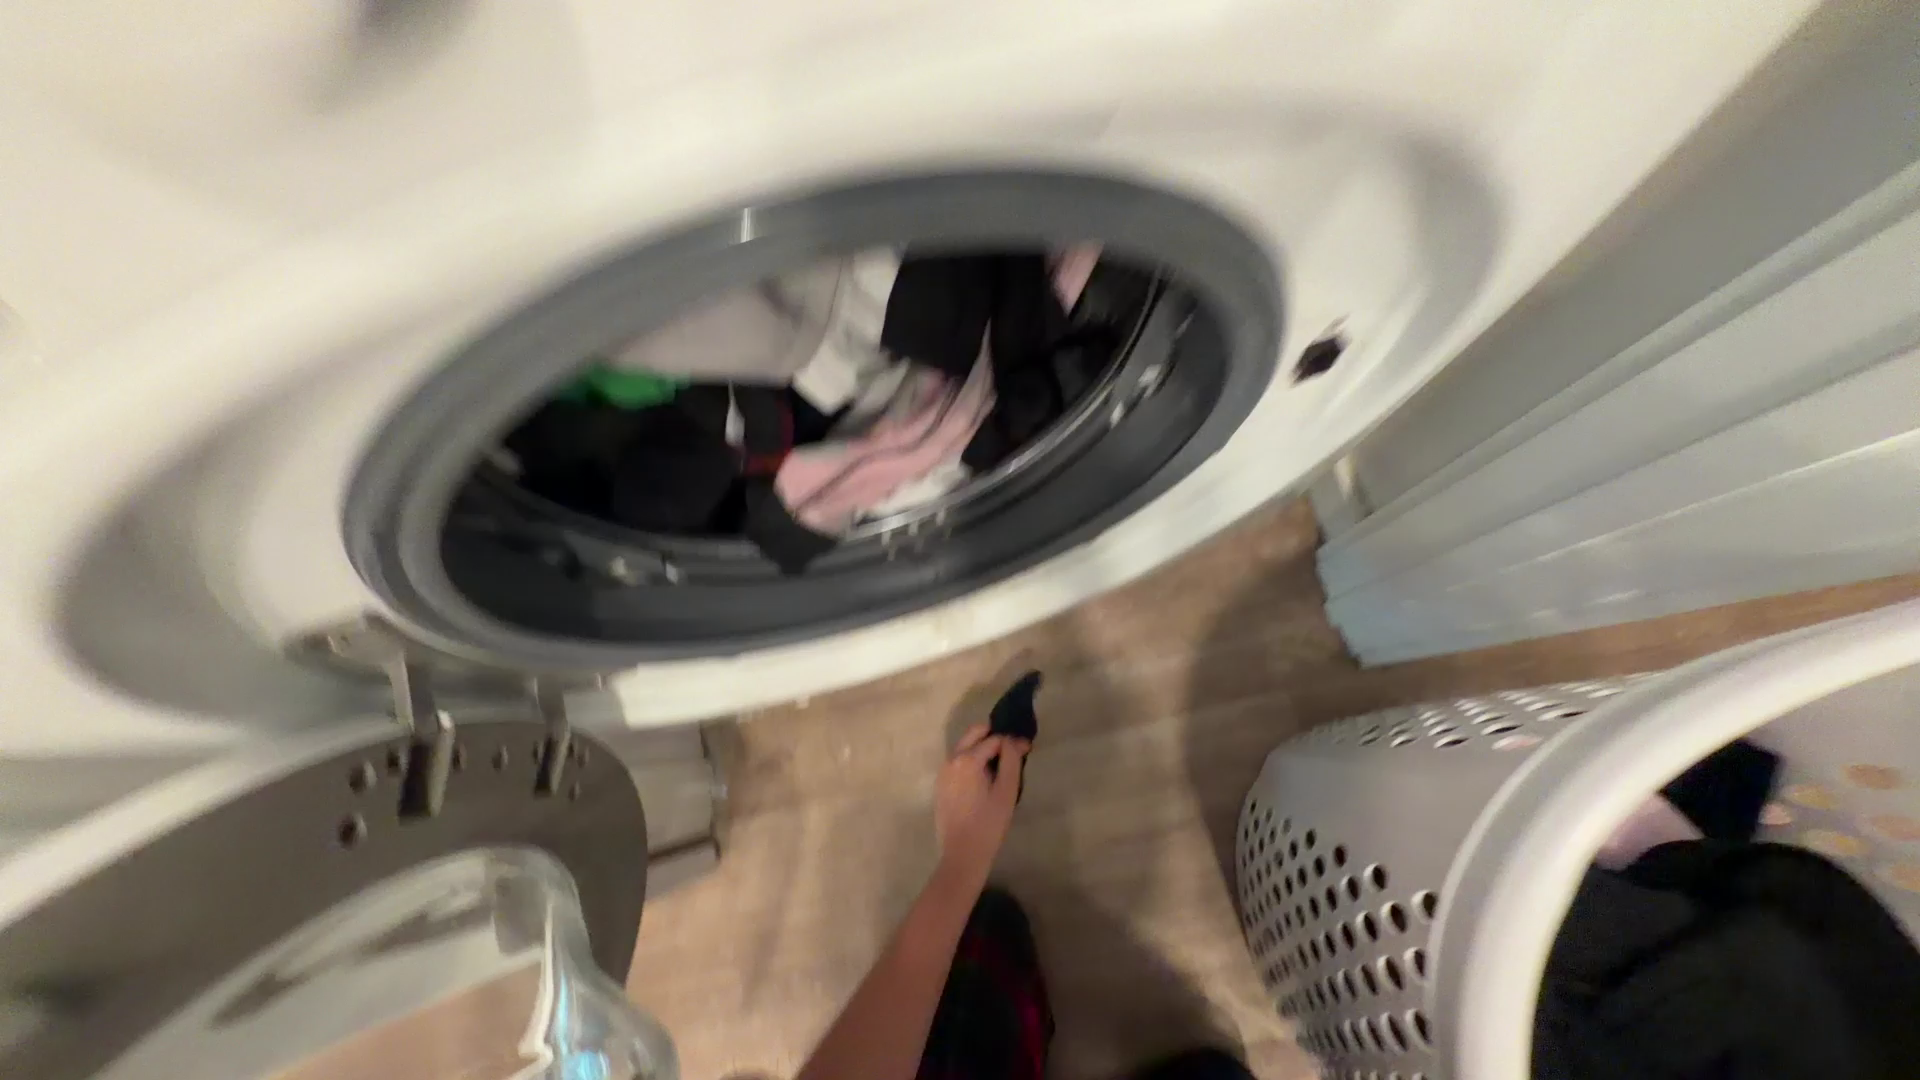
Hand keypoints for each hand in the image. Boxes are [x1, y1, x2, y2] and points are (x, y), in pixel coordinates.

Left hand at [933, 725, 1028, 889]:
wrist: (962, 855)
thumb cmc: (988, 824)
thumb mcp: (1006, 791)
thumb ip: (1011, 760)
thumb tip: (1013, 740)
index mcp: (967, 759)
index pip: (995, 739)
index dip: (1013, 743)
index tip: (1028, 750)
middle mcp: (951, 759)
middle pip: (974, 734)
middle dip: (994, 736)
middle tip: (1013, 749)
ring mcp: (943, 772)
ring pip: (964, 747)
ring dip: (982, 747)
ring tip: (1002, 763)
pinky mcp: (941, 785)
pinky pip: (958, 762)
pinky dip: (972, 760)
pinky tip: (985, 777)